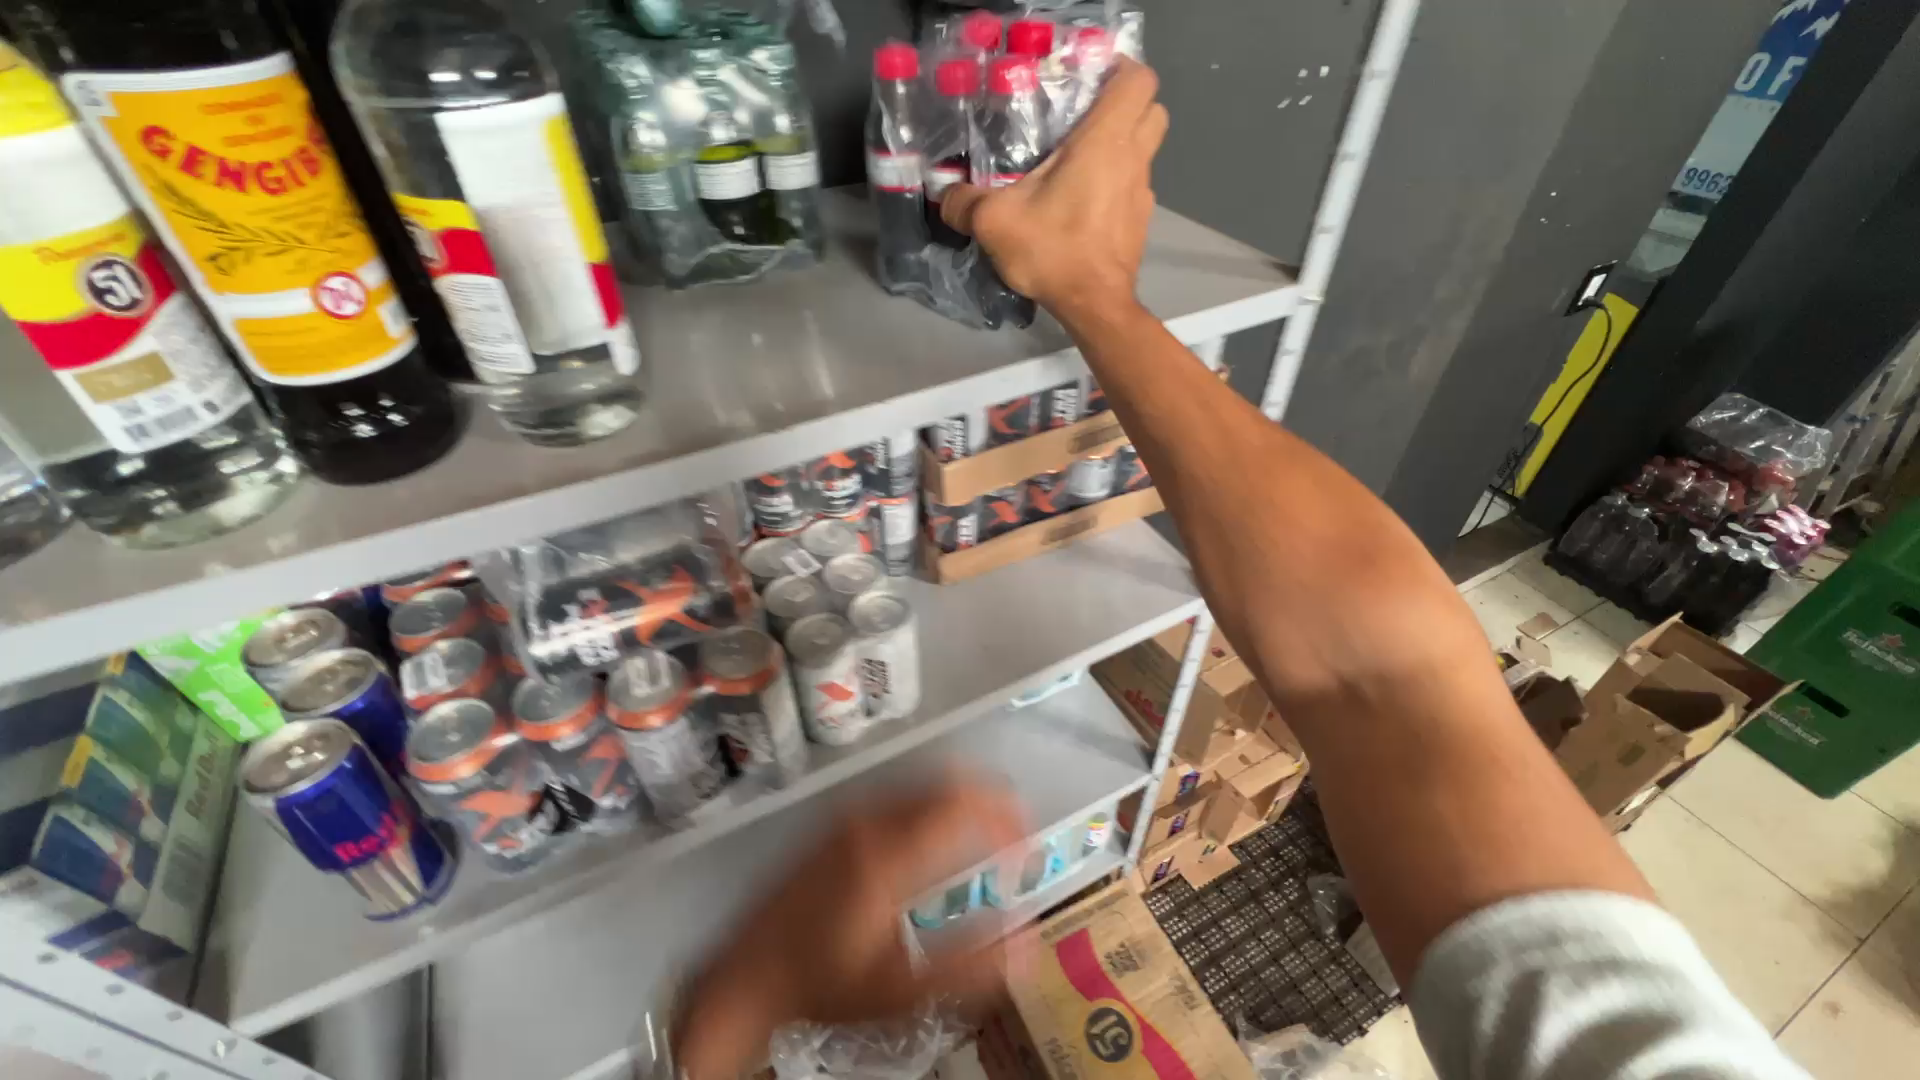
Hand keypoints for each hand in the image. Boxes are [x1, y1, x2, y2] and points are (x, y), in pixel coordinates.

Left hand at [674, 775, 1027, 1078]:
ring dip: (964, 800)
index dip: (1006, 818)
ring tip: (990, 835)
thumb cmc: (824, 984)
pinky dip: (935, 803)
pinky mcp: (839, 821)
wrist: (747, 973)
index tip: (1024, 853)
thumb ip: (971, 966)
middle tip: (1017, 836)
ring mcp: (851, 815)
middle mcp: (870, 819)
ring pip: (924, 781)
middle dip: (992, 801)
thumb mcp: (902, 991)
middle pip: (947, 780)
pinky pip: (900, 792)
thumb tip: (1029, 941)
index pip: (963, 803)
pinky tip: (941, 837)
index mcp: (888, 853)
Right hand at [940, 59, 1168, 317]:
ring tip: (1078, 163)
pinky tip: (1083, 205)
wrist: (1093, 305)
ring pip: (1144, 149)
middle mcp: (1133, 158)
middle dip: (1124, 105)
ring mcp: (1142, 193)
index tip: (1087, 82)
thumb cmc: (1053, 250)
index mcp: (1105, 141)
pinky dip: (1115, 185)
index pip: (1138, 80)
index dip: (1119, 70)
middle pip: (1151, 109)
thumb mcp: (995, 222)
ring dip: (1120, 147)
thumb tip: (946, 195)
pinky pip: (1133, 187)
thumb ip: (965, 202)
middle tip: (1084, 118)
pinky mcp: (1140, 222)